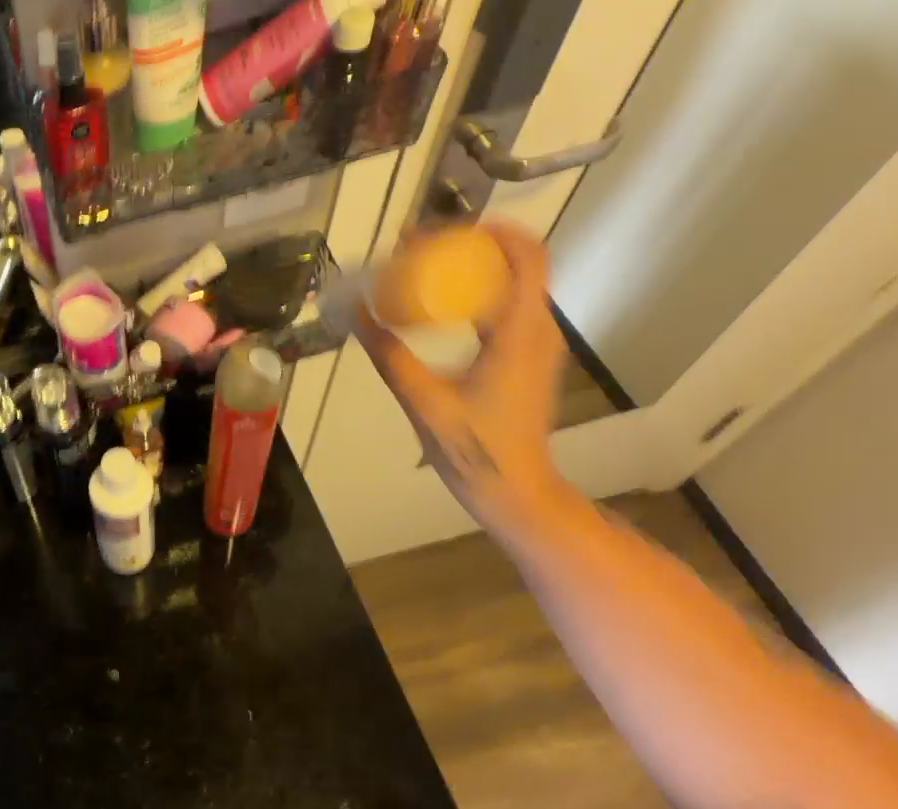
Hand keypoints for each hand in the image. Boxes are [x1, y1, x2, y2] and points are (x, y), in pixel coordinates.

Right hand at [355, 223, 576, 533]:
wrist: (513, 489)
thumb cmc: (473, 448)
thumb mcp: (423, 402)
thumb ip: (391, 356)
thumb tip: (358, 315)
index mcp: (520, 332)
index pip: (525, 256)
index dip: (491, 232)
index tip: (446, 230)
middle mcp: (539, 330)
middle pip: (521, 264)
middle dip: (475, 248)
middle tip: (426, 250)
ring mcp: (539, 346)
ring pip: (518, 287)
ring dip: (479, 272)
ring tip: (432, 273)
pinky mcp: (530, 361)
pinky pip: (511, 311)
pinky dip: (481, 298)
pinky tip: (446, 313)